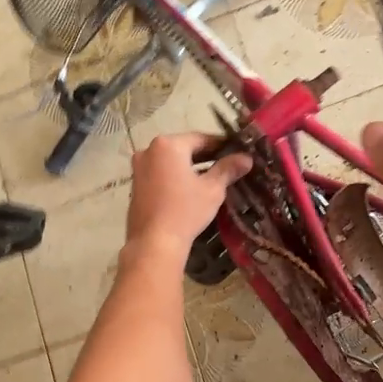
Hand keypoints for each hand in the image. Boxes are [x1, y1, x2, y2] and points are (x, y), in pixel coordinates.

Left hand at [125, 133, 252, 256]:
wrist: (154, 243)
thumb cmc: (185, 211)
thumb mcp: (213, 189)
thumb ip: (228, 169)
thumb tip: (247, 158)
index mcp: (168, 145)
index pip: (201, 138)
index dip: (222, 145)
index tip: (237, 152)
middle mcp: (149, 149)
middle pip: (184, 148)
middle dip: (205, 156)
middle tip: (227, 166)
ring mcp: (139, 167)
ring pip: (171, 161)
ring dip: (190, 167)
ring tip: (211, 178)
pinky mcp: (135, 184)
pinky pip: (161, 173)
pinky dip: (176, 176)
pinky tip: (190, 189)